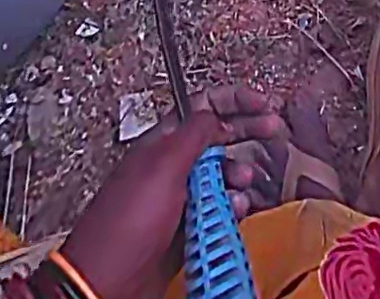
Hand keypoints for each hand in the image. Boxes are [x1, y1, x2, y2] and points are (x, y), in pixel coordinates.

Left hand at [59, 86, 283, 298]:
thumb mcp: (164, 167)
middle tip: (273, 129)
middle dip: (246, 130)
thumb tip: (214, 112)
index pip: (205, 106)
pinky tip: (237, 209)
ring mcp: (181, 196)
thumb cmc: (125, 223)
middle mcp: (174, 164)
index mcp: (165, 140)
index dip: (235, 100)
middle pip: (218, 136)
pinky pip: (219, 209)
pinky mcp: (188, 227)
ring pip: (221, 175)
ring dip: (239, 174)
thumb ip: (193, 135)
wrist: (107, 284)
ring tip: (244, 180)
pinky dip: (233, 207)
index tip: (262, 102)